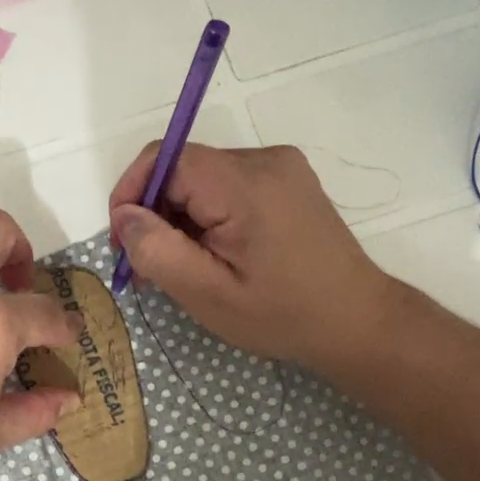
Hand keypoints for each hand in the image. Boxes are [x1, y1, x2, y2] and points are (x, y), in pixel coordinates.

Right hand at [108, 143, 400, 370]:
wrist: (356, 321)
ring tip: (183, 266)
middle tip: (149, 266)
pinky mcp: (287, 181)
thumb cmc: (280, 315)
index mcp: (244, 185)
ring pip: (202, 178)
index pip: (164, 159)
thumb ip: (158, 250)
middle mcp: (264, 160)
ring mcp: (280, 167)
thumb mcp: (207, 294)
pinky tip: (213, 254)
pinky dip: (206, 215)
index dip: (131, 194)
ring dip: (179, 216)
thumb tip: (125, 216)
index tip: (124, 244)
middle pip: (183, 167)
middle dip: (154, 211)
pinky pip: (227, 186)